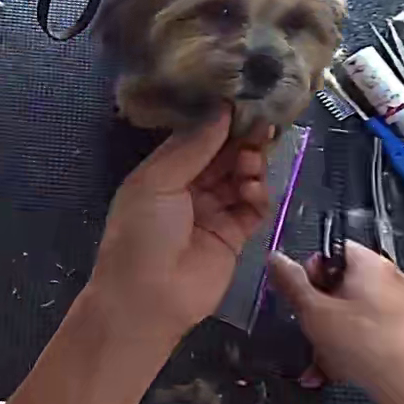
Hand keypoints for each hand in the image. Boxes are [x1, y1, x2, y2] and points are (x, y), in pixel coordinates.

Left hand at [88, 108, 273, 345]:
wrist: (148, 299)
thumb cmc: (142, 233)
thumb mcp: (156, 181)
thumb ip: (193, 147)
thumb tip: (222, 111)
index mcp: (164, 172)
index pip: (198, 139)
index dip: (220, 122)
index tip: (244, 104)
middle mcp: (190, 189)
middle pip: (224, 156)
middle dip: (242, 141)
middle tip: (262, 127)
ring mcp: (213, 212)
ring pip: (241, 178)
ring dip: (250, 167)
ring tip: (250, 166)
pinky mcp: (234, 236)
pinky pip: (253, 207)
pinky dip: (258, 195)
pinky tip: (253, 190)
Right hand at [269, 242, 403, 403]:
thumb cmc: (371, 348)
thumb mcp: (315, 313)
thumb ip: (292, 284)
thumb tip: (276, 260)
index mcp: (370, 263)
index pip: (332, 250)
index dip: (310, 271)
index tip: (299, 294)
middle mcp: (391, 280)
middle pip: (341, 287)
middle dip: (319, 314)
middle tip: (309, 332)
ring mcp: (403, 308)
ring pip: (354, 316)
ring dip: (331, 338)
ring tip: (322, 363)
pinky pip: (371, 335)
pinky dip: (353, 350)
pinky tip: (340, 373)